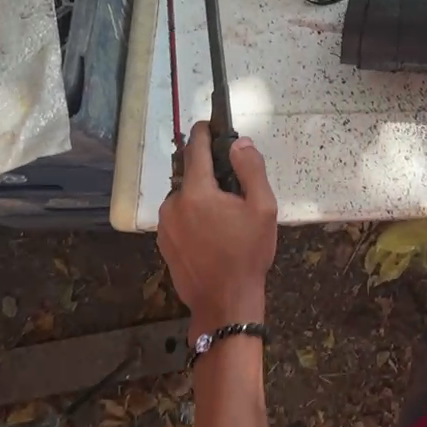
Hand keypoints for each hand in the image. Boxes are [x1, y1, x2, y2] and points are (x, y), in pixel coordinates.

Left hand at [158, 122, 278, 337]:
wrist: (224, 303)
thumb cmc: (247, 254)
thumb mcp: (263, 208)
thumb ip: (251, 170)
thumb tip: (239, 143)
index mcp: (197, 192)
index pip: (195, 149)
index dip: (203, 132)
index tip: (209, 123)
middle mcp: (173, 204)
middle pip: (191, 174)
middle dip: (210, 172)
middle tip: (235, 186)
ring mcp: (165, 226)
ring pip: (185, 196)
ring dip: (202, 195)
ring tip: (226, 214)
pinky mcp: (163, 243)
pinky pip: (179, 216)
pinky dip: (194, 214)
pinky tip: (213, 231)